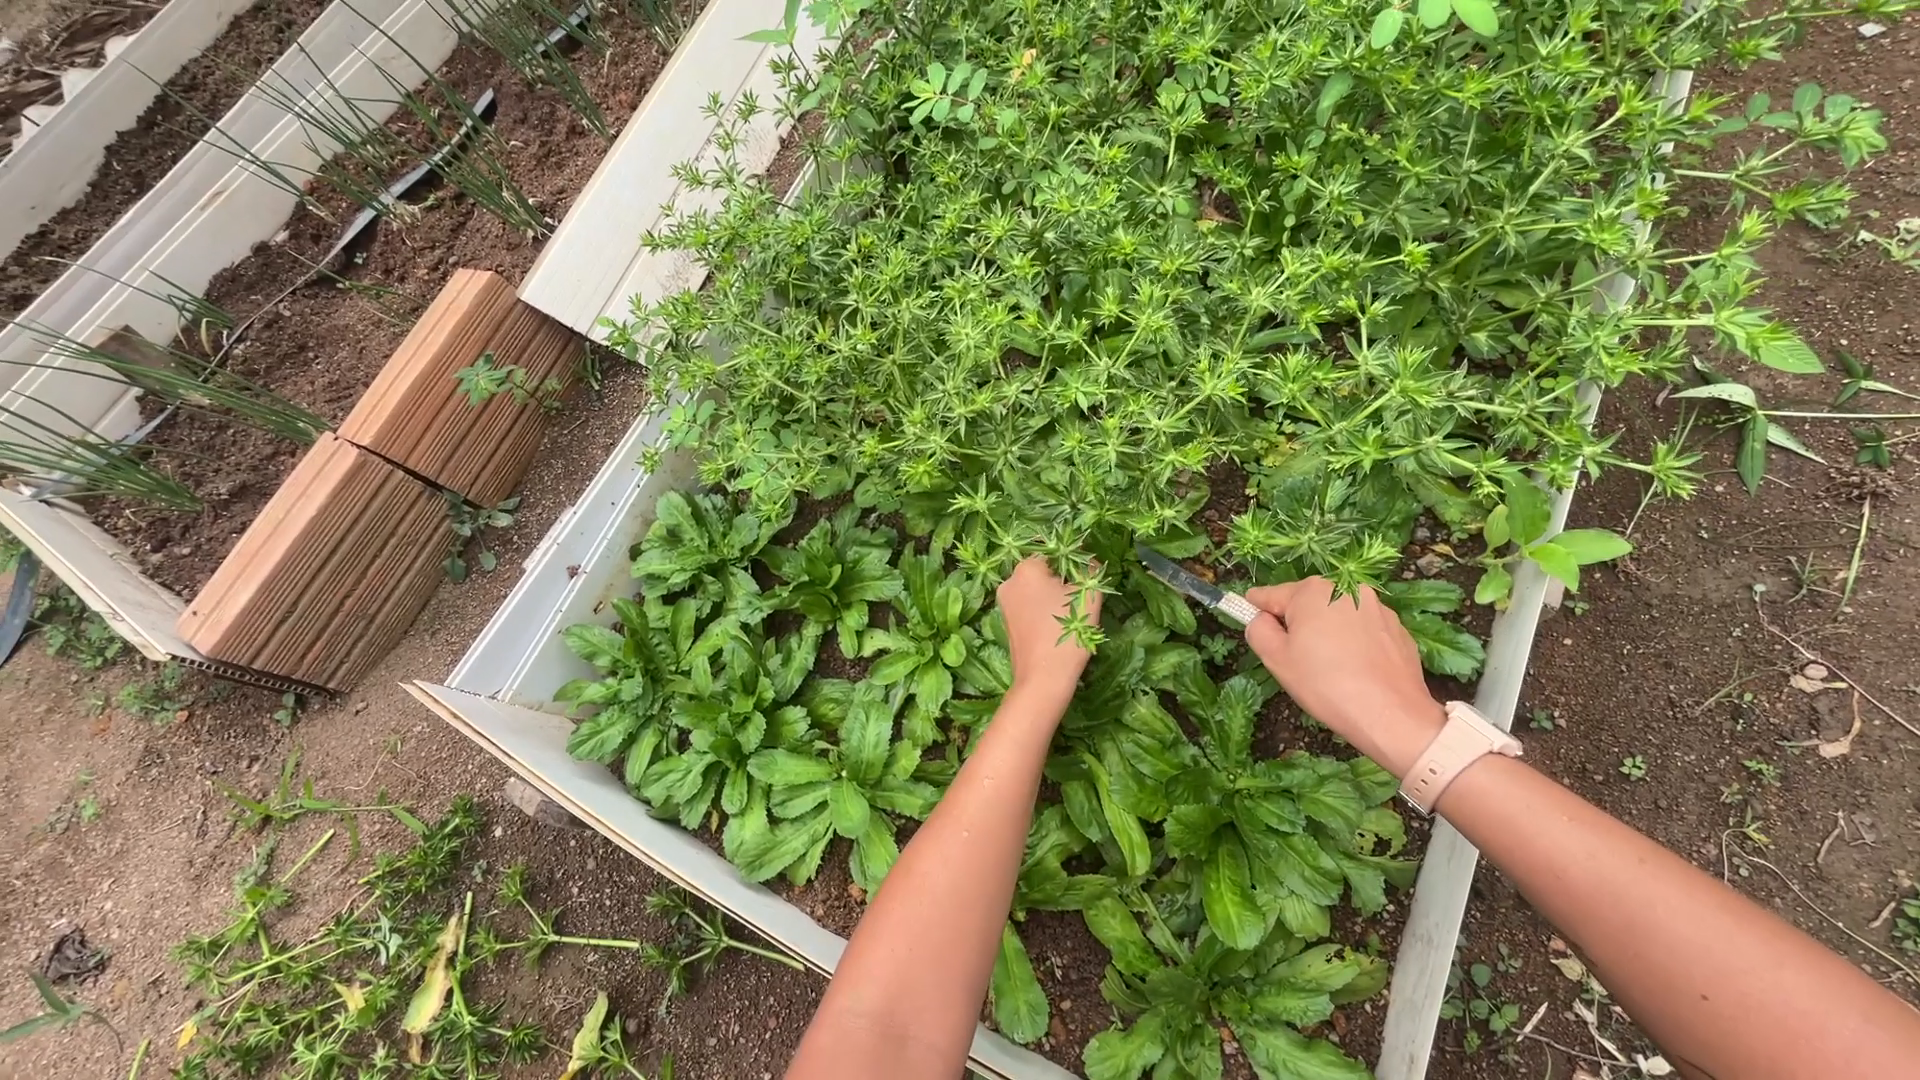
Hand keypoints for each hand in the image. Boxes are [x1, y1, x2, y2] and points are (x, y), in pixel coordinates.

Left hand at [996, 556, 1101, 703]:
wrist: (1043, 678)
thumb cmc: (1067, 632)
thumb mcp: (1088, 595)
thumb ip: (1090, 570)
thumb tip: (1088, 561)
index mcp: (1026, 568)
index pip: (1055, 553)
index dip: (1076, 564)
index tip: (1089, 581)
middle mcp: (1009, 581)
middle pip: (1044, 572)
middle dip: (1064, 582)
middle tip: (1082, 601)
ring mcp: (1005, 603)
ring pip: (1037, 590)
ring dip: (1055, 597)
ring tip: (1073, 616)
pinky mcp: (1007, 622)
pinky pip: (1030, 607)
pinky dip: (1044, 611)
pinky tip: (1058, 627)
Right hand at [1243, 577, 1444, 777]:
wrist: (1392, 715)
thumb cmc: (1324, 683)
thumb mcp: (1275, 658)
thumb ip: (1257, 629)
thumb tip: (1260, 619)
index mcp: (1312, 591)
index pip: (1269, 595)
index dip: (1257, 614)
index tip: (1256, 631)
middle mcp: (1346, 589)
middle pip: (1305, 604)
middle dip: (1297, 626)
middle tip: (1297, 660)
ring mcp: (1377, 608)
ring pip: (1335, 617)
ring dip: (1326, 634)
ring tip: (1330, 669)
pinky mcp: (1398, 629)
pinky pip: (1362, 631)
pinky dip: (1354, 645)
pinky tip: (1356, 671)